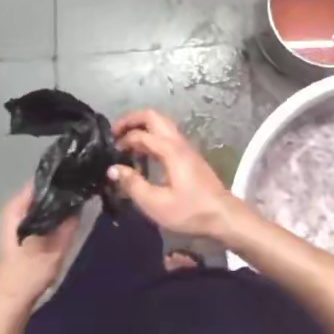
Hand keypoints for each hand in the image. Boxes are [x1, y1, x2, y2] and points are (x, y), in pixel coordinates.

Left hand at [0, 182, 75, 315]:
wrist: (10, 303)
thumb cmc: (27, 275)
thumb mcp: (53, 250)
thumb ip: (68, 225)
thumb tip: (81, 201)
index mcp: (16, 207)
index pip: (41, 180)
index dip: (61, 178)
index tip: (80, 176)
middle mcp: (14, 208)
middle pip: (42, 191)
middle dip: (62, 190)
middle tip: (85, 189)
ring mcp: (17, 220)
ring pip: (43, 204)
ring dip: (59, 204)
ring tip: (81, 201)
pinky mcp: (22, 231)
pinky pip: (41, 215)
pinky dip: (53, 215)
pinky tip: (69, 219)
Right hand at [109, 109, 242, 240]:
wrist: (223, 216)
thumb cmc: (190, 211)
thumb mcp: (156, 204)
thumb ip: (132, 184)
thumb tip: (112, 169)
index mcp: (170, 150)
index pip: (140, 134)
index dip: (122, 141)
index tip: (110, 154)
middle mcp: (178, 142)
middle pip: (152, 116)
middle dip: (130, 120)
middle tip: (114, 133)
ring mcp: (185, 147)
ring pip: (160, 124)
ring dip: (141, 127)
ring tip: (125, 142)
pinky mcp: (188, 156)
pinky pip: (166, 135)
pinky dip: (150, 136)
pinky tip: (143, 154)